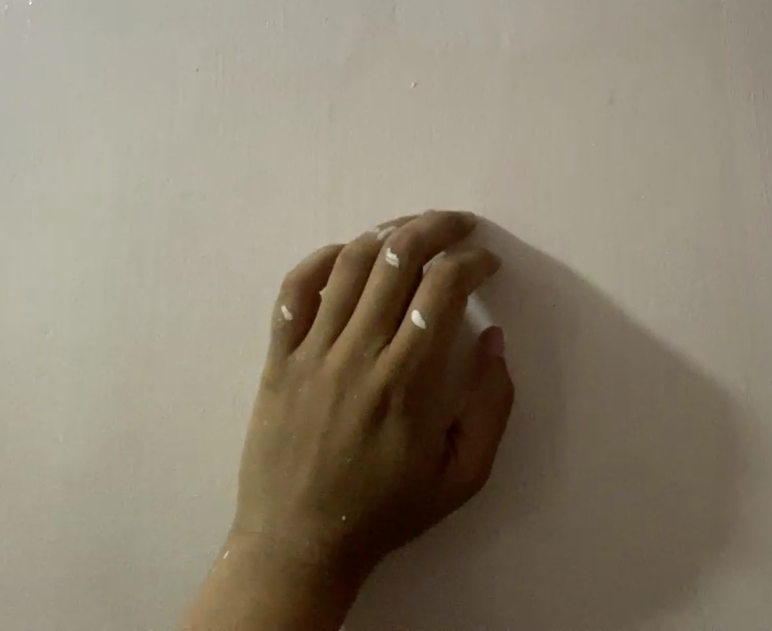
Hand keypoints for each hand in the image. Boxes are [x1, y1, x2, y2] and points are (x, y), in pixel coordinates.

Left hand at [194, 211, 512, 627]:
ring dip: (388, 231)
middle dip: (438, 227)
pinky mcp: (278, 359)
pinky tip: (348, 253)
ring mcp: (312, 353)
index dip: (473, 260)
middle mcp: (360, 354)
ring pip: (350, 264)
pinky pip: (293, 291)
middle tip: (460, 225)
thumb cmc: (388, 510)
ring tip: (413, 227)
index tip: (487, 263)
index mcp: (409, 382)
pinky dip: (321, 259)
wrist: (298, 547)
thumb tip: (494, 338)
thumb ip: (492, 406)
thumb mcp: (464, 475)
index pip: (444, 287)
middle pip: (398, 259)